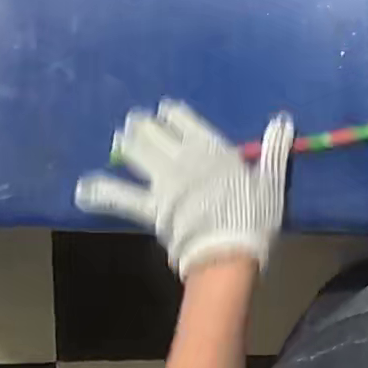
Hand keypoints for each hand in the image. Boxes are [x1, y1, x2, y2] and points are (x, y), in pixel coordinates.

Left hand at [76, 101, 293, 276]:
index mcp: (210, 148)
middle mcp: (181, 158)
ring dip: (126, 144)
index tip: (166, 113)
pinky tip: (83, 187)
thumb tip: (283, 120)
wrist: (229, 254)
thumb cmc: (254, 218)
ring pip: (135, 153)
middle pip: (153, 132)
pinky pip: (119, 196)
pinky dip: (100, 191)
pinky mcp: (149, 207)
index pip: (182, 119)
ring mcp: (162, 182)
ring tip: (120, 139)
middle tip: (137, 124)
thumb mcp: (270, 181)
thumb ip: (273, 149)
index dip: (171, 114)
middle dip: (143, 125)